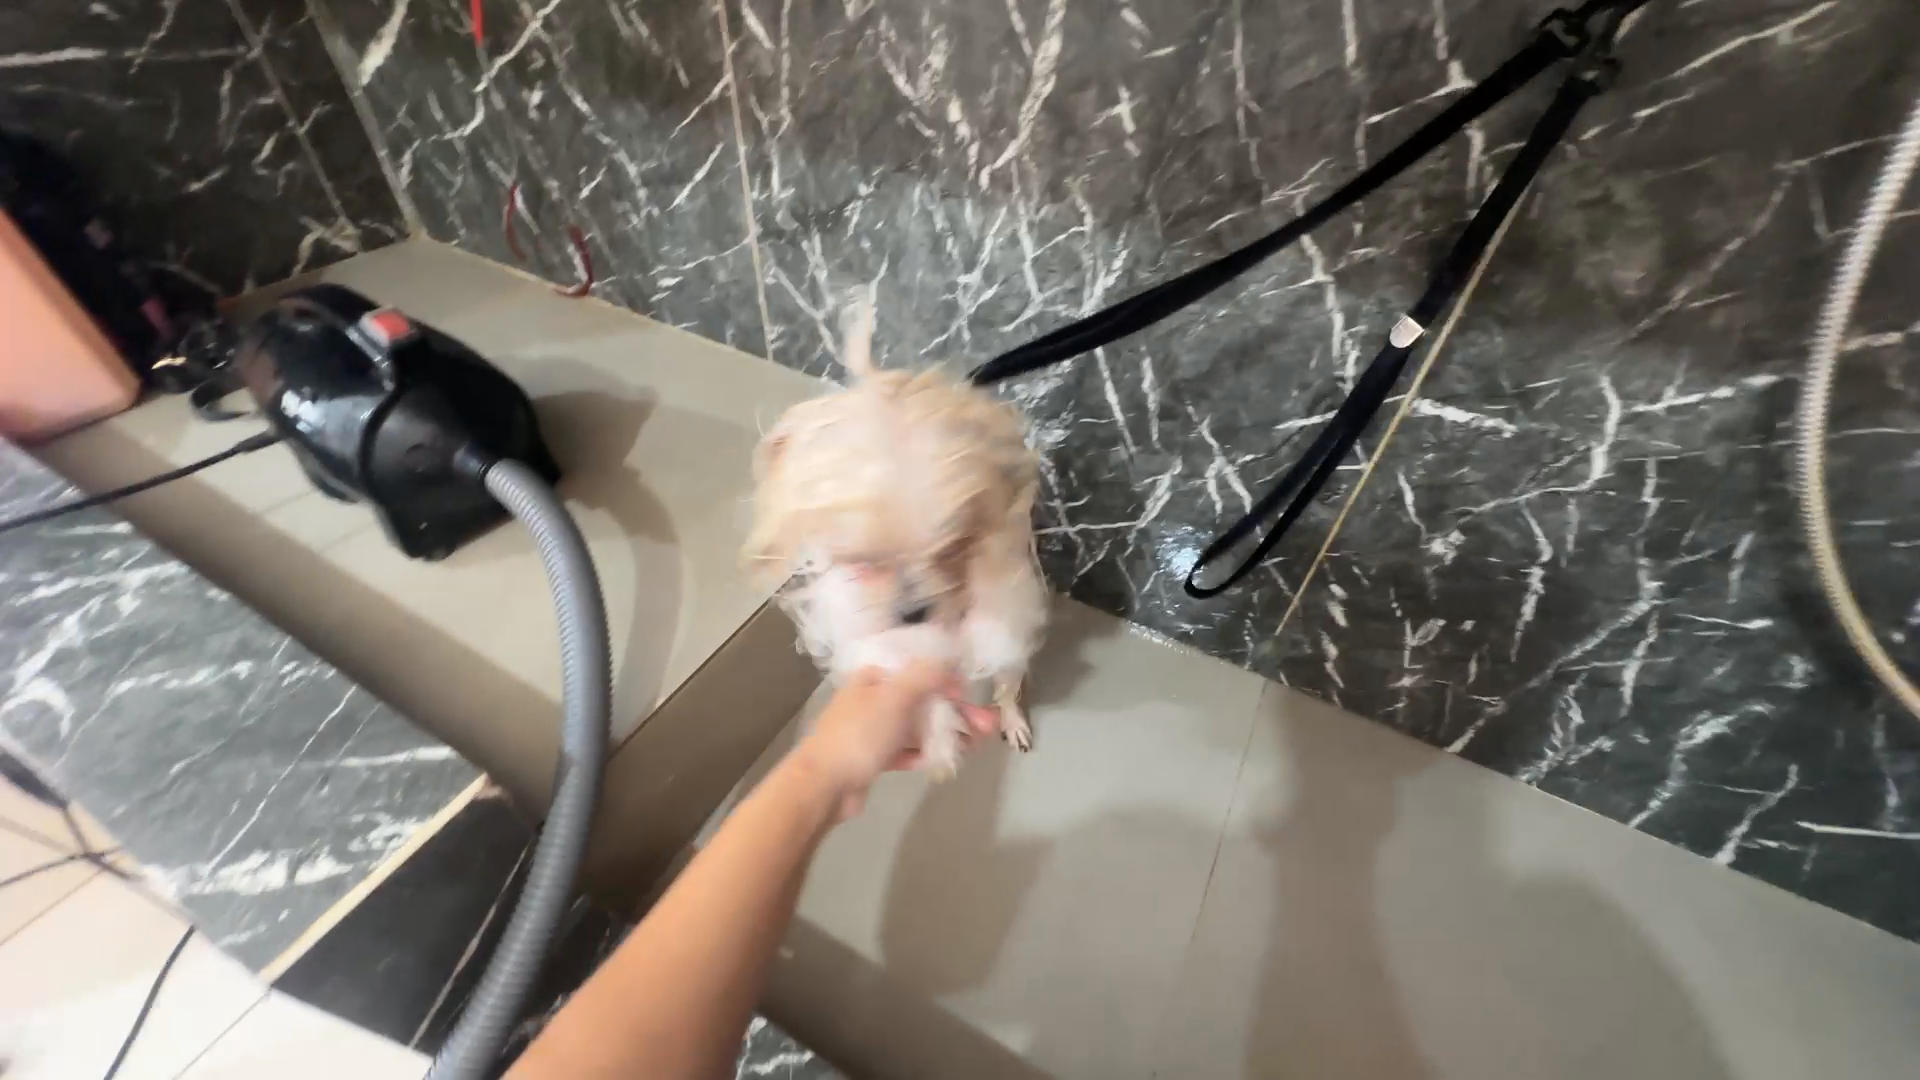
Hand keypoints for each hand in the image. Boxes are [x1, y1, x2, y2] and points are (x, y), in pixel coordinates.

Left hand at [791, 662, 998, 819]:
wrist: (824, 785)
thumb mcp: (895, 696)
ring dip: (947, 732)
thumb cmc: (860, 733)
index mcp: (875, 678)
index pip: (918, 670)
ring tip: (976, 744)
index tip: (970, 693)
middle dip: (956, 711)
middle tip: (987, 726)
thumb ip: (925, 675)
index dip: (947, 680)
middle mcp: (874, 699)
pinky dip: (926, 753)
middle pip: (923, 700)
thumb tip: (950, 659)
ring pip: (918, 727)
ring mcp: (874, 730)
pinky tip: (946, 760)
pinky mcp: (875, 758)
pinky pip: (907, 750)